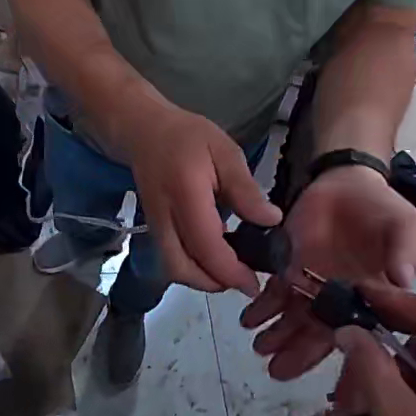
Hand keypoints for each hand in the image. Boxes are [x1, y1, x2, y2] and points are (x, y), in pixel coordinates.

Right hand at [109, 97, 281, 293]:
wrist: (144, 132)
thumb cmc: (188, 137)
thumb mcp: (225, 152)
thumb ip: (246, 189)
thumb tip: (271, 220)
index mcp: (186, 196)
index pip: (206, 246)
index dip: (231, 271)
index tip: (255, 283)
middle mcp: (165, 218)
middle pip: (183, 269)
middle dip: (216, 284)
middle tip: (247, 281)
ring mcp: (155, 227)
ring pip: (175, 269)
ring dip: (204, 279)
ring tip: (235, 272)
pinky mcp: (154, 230)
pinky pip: (172, 259)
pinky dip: (195, 268)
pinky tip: (218, 258)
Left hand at [241, 164, 415, 379]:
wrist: (347, 182)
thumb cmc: (383, 209)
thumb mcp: (407, 224)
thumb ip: (409, 249)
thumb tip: (406, 279)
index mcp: (374, 301)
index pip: (366, 341)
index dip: (356, 369)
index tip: (339, 397)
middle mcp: (342, 303)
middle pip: (321, 336)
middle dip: (299, 355)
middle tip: (277, 370)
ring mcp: (314, 288)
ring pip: (294, 320)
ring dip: (277, 336)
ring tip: (260, 346)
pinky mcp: (290, 270)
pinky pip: (274, 295)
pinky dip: (260, 308)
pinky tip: (249, 318)